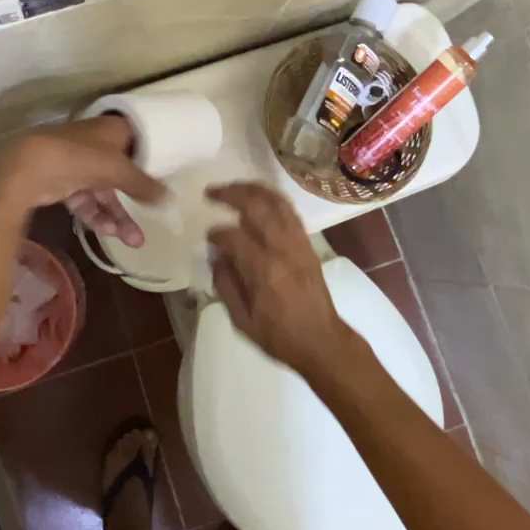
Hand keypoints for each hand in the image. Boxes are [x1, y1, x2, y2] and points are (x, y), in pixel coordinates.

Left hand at [0, 116, 165, 246]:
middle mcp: (96, 144)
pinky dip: (97, 216)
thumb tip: (169, 197)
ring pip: (104, 192)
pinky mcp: (63, 184)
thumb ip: (142, 184)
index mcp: (111, 130)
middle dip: (135, 200)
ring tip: (134, 241)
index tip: (167, 175)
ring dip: (117, 216)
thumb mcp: (117, 169)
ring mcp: (78, 165)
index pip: (138, 140)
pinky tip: (109, 232)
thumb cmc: (79, 157)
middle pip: (122, 172)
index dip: (151, 156)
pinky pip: (86, 202)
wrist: (27, 168)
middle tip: (151, 219)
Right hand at [205, 182, 355, 374]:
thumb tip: (216, 257)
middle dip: (231, 194)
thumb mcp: (242, 320)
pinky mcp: (309, 245)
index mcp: (264, 270)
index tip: (207, 238)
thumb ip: (226, 285)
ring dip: (254, 189)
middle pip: (257, 206)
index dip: (216, 233)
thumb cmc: (279, 337)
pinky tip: (260, 200)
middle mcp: (283, 249)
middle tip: (211, 192)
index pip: (233, 236)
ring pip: (277, 202)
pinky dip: (273, 200)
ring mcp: (299, 244)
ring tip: (235, 187)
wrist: (322, 342)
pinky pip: (291, 212)